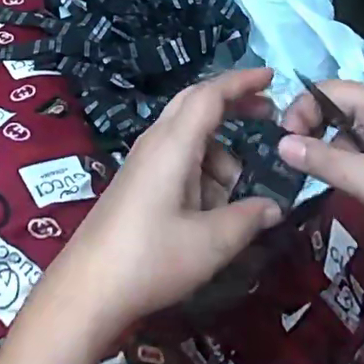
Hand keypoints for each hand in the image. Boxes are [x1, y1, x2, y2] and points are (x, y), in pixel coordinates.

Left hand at [42, 68, 284, 340]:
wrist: (89, 286)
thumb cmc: (151, 258)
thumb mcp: (210, 243)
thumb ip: (247, 219)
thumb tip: (274, 206)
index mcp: (172, 143)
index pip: (209, 94)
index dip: (241, 81)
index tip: (272, 76)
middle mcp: (156, 141)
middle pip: (196, 105)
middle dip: (233, 106)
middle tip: (269, 116)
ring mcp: (144, 159)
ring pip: (191, 136)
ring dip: (220, 155)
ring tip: (235, 198)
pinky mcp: (139, 178)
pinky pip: (179, 158)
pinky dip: (203, 171)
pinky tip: (211, 209)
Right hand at [278, 81, 363, 267]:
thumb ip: (327, 163)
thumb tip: (279, 145)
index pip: (327, 91)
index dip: (301, 111)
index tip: (283, 144)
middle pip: (334, 110)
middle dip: (309, 131)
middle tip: (289, 163)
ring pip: (345, 134)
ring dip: (325, 152)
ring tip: (306, 178)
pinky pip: (360, 155)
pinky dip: (343, 167)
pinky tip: (335, 187)